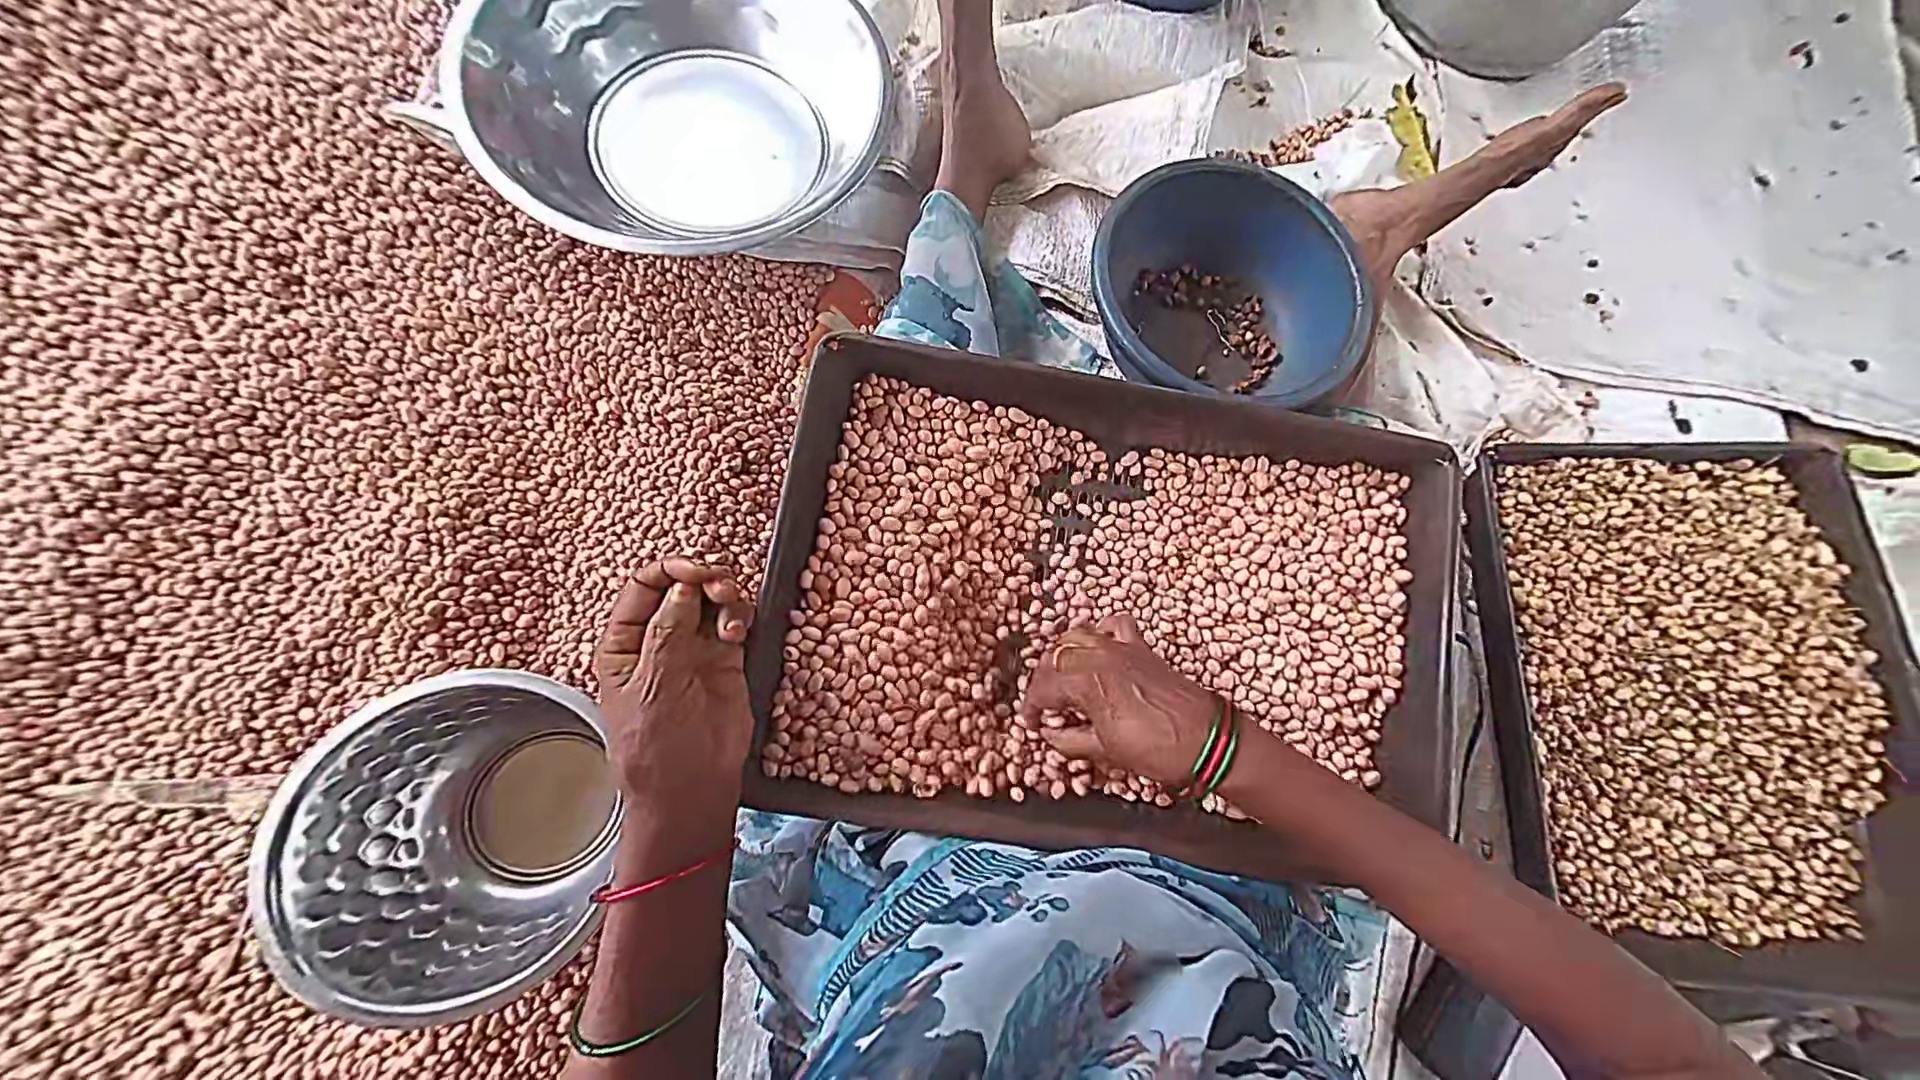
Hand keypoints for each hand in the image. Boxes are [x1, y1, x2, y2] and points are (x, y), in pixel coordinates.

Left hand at [594, 558, 755, 824]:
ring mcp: (693, 646)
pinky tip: (736, 634)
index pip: (644, 586)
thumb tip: (683, 587)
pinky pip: (734, 620)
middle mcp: (660, 637)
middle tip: (720, 587)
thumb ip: (668, 633)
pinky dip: (739, 617)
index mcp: (625, 642)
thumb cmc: (655, 748)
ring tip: (731, 615)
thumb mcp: (653, 687)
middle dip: (703, 578)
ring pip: (712, 598)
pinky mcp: (724, 657)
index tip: (696, 570)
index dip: (670, 569)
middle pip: (682, 585)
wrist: (692, 786)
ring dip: (725, 594)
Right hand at [1020, 614, 1221, 786]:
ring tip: (1065, 682)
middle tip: (1047, 710)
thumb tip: (1051, 737)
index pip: (1041, 689)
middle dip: (1044, 685)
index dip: (1032, 710)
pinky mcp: (1140, 648)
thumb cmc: (1159, 748)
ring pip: (1076, 637)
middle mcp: (1097, 655)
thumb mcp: (1105, 750)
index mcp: (1083, 680)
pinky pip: (1113, 626)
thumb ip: (1069, 741)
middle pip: (1053, 661)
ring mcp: (1120, 647)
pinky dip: (1101, 633)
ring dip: (1064, 657)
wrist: (1209, 741)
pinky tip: (1099, 650)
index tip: (1033, 724)